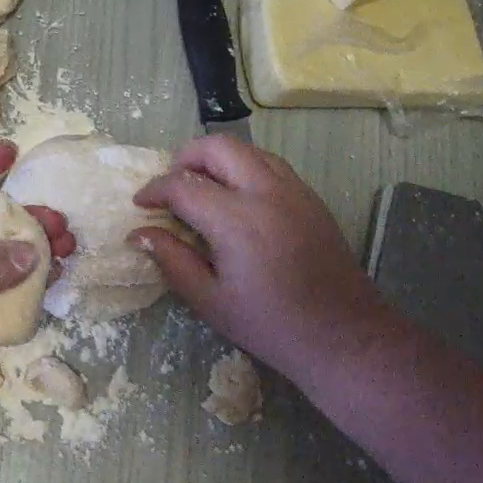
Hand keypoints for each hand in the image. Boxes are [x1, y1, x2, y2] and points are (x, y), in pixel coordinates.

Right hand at [126, 135, 401, 383]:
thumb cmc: (270, 324)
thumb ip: (171, 260)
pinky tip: (234, 201)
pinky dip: (243, 169)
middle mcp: (267, 194)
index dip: (154, 190)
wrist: (344, 335)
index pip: (182, 185)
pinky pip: (270, 165)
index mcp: (237, 221)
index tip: (140, 204)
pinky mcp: (311, 199)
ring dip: (216, 161)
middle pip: (218, 147)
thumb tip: (139, 234)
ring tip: (201, 190)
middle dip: (184, 159)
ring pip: (247, 150)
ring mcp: (295, 192)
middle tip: (171, 188)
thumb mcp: (209, 300)